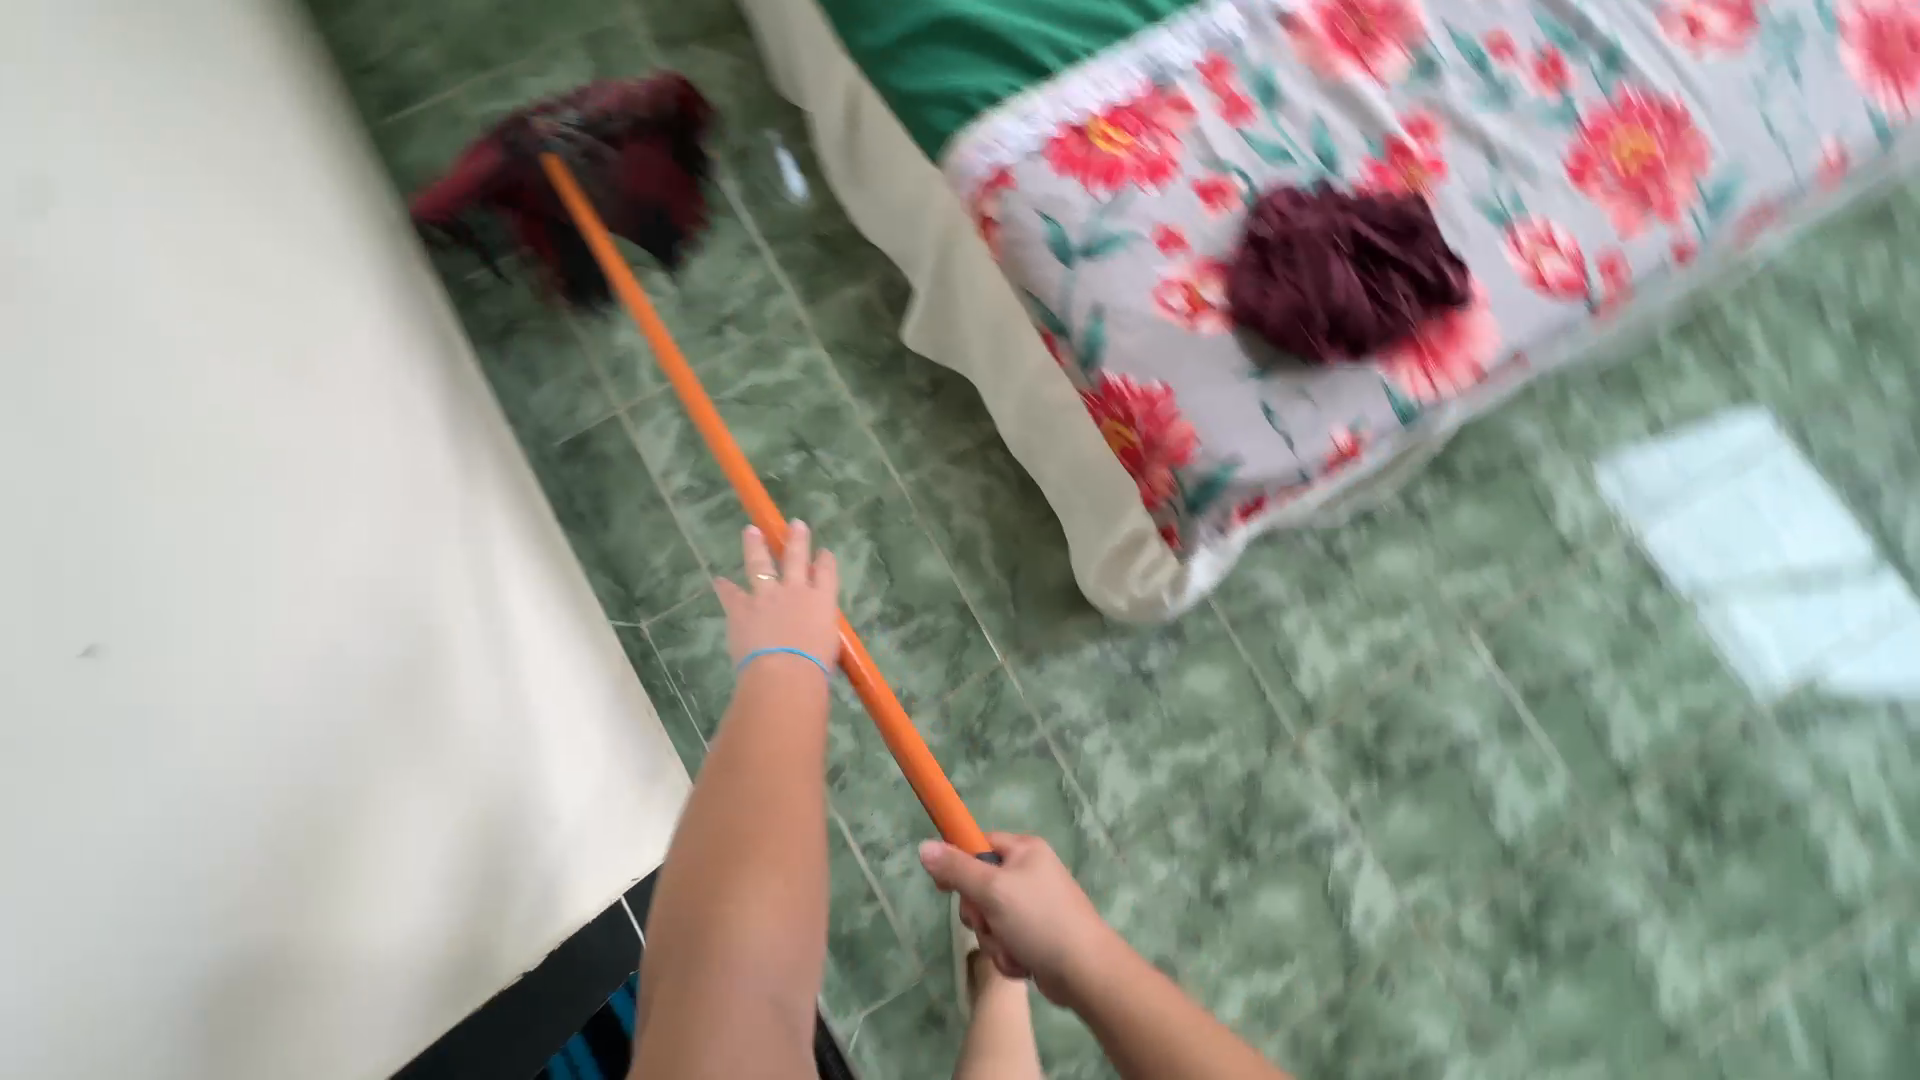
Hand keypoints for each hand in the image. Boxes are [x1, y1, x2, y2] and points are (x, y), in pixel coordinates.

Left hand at [713, 521, 841, 669]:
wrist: (784, 672)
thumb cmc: (815, 666)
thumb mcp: (829, 644)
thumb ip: (820, 628)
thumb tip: (814, 628)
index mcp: (822, 600)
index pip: (826, 572)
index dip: (825, 560)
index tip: (824, 552)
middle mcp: (795, 590)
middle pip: (796, 557)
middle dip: (797, 539)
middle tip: (795, 524)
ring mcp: (766, 596)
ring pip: (760, 564)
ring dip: (755, 546)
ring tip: (750, 531)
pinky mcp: (741, 608)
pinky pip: (730, 594)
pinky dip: (724, 587)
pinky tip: (719, 580)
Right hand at [918, 832, 1122, 1004]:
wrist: (1085, 971)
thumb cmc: (1039, 919)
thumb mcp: (993, 891)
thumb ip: (956, 870)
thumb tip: (924, 846)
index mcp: (1024, 850)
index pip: (979, 845)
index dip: (958, 864)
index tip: (944, 887)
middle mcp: (1029, 873)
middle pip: (980, 886)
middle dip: (980, 913)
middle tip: (990, 921)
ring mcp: (1033, 906)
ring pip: (990, 919)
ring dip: (994, 939)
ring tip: (1012, 947)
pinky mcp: (1036, 935)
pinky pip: (1005, 940)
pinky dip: (1008, 953)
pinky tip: (1023, 963)